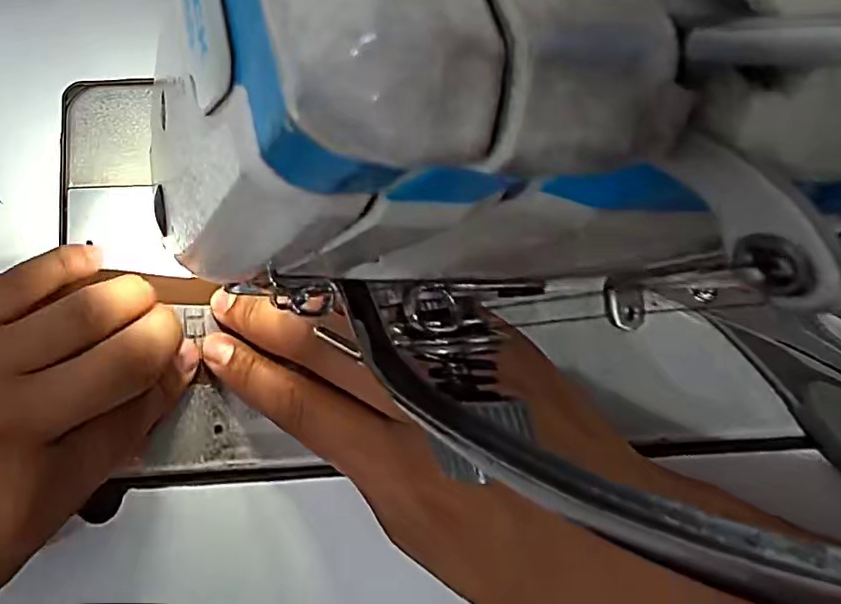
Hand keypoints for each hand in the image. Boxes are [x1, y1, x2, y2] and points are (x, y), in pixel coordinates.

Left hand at [0, 245, 199, 603]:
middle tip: (171, 322)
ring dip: (124, 292)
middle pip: (118, 358)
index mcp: (34, 493)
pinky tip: (87, 258)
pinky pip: (22, 283)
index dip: (165, 388)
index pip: (128, 423)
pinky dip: (64, 265)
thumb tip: (107, 440)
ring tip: (143, 287)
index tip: (182, 365)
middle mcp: (17, 421)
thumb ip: (59, 491)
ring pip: (80, 312)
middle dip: (157, 333)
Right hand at [201, 291, 758, 602]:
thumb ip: (363, 463)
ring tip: (263, 285)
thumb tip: (321, 414)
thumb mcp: (419, 531)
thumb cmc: (523, 561)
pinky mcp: (486, 337)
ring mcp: (458, 361)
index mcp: (401, 468)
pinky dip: (355, 290)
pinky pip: (404, 302)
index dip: (251, 371)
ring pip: (355, 312)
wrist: (622, 539)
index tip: (218, 350)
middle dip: (263, 321)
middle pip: (320, 346)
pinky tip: (327, 278)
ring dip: (300, 296)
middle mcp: (427, 405)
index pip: (301, 403)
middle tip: (227, 304)